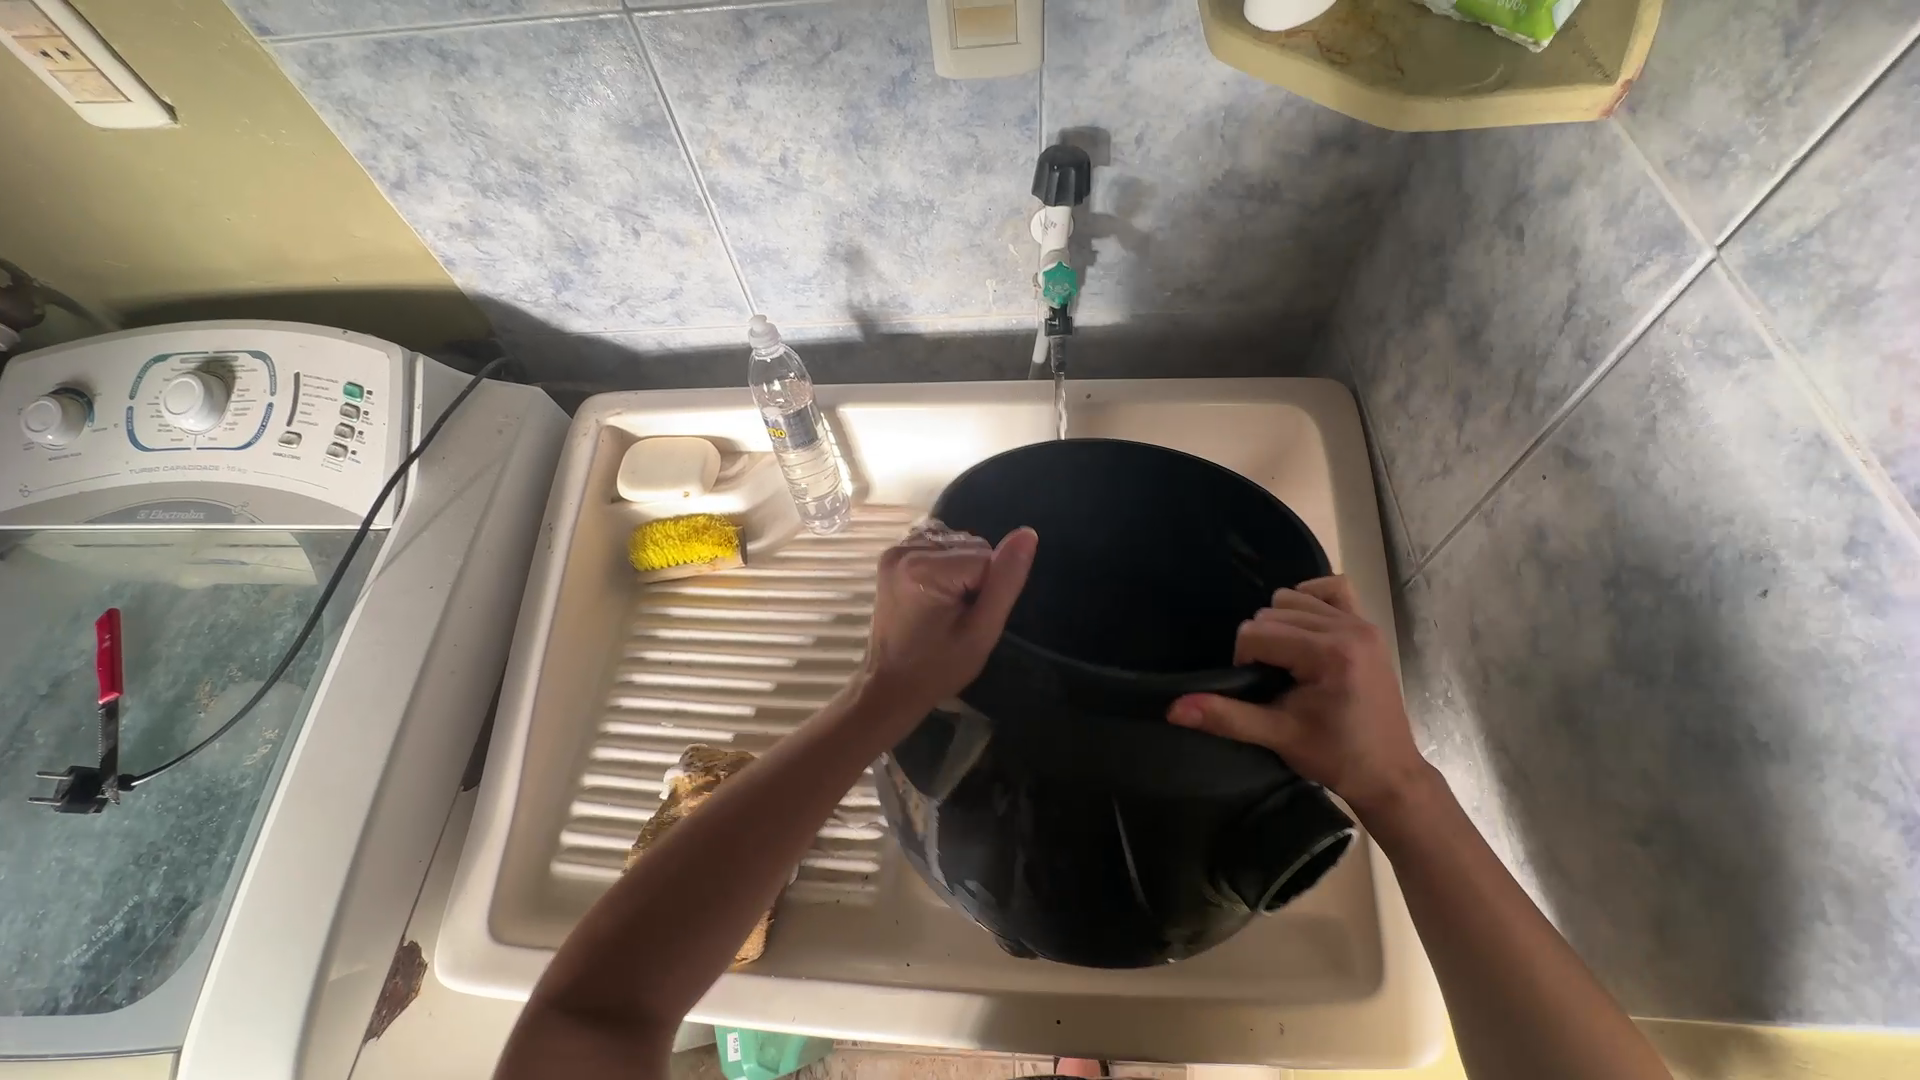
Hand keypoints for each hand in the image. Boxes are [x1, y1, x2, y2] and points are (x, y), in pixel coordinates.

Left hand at [856, 522, 1037, 723]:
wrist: (891, 683)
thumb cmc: (939, 667)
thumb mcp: (982, 631)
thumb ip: (1006, 581)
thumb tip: (1027, 533)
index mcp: (924, 569)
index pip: (987, 558)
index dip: (988, 590)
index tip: (969, 618)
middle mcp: (906, 550)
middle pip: (971, 545)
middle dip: (975, 577)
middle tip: (957, 615)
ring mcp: (895, 550)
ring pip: (957, 542)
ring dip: (962, 568)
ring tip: (945, 605)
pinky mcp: (892, 555)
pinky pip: (937, 542)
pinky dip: (945, 561)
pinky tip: (936, 589)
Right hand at [1166, 575, 1429, 815]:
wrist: (1389, 774)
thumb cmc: (1335, 756)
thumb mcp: (1277, 736)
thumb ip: (1225, 716)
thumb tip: (1173, 709)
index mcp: (1329, 654)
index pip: (1257, 633)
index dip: (1245, 662)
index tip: (1261, 693)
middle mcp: (1347, 628)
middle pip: (1271, 613)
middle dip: (1260, 645)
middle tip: (1272, 683)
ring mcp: (1361, 623)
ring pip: (1293, 598)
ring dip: (1279, 626)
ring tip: (1288, 664)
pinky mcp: (1368, 626)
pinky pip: (1332, 589)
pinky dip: (1310, 600)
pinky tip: (1303, 631)